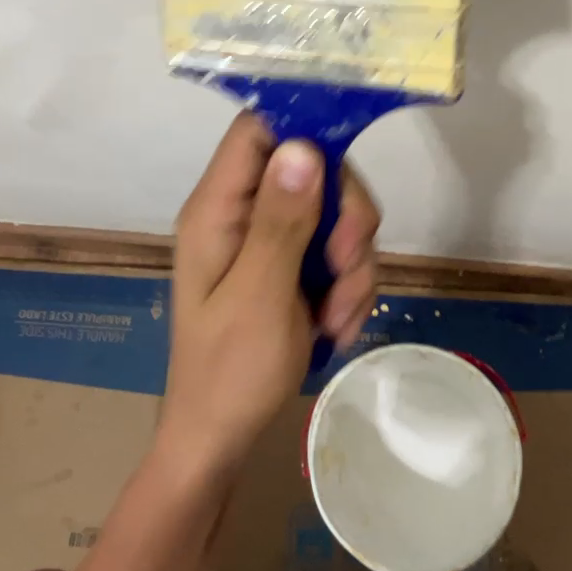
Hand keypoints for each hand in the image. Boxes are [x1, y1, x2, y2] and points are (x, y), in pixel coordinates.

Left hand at [162, 113, 380, 468]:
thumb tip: (303, 146)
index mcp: (218, 210)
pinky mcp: (294, 269)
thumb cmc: (230, 373)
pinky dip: (349, 289)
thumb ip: (281, 221)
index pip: (260, 130)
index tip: (347, 170)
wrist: (224, 440)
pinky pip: (341, 255)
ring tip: (336, 318)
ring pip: (337, 217)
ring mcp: (271, 242)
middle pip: (316, 172)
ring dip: (352, 267)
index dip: (306, 132)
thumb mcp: (259, 296)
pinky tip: (335, 327)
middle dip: (346, 223)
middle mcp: (244, 214)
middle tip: (345, 270)